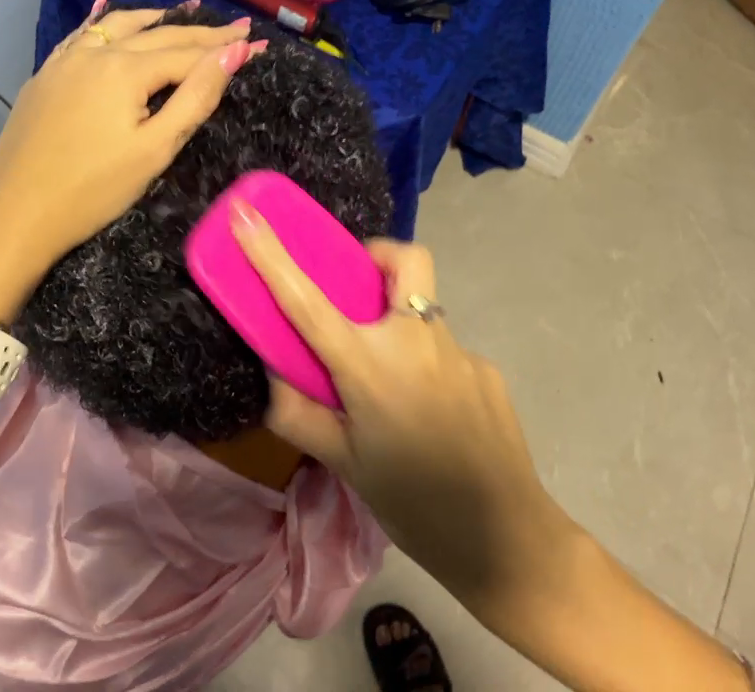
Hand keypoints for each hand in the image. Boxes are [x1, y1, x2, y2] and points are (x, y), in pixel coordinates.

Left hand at [0, 0, 261, 323]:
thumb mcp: (155, 149)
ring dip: (153, 19)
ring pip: (116, 26)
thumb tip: (233, 54)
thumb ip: (196, 97)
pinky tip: (110, 18)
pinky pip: (82, 36)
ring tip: (181, 13)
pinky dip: (106, 24)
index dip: (224, 49)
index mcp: (125, 70)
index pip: (187, 53)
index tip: (256, 40)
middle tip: (233, 27)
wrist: (15, 214)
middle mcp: (94, 53)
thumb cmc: (92, 190)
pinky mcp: (44, 77)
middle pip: (157, 35)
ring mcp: (63, 62)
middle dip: (198, 32)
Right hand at [230, 204, 573, 617]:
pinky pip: (443, 350)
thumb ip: (300, 414)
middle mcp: (415, 339)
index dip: (272, 255)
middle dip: (371, 263)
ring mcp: (458, 349)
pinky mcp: (486, 368)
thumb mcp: (344, 465)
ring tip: (390, 387)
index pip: (307, 299)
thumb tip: (276, 374)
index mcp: (369, 364)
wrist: (507, 539)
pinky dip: (424, 367)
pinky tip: (430, 418)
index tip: (248, 215)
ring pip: (421, 307)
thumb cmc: (413, 504)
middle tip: (352, 302)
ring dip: (396, 322)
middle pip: (399, 261)